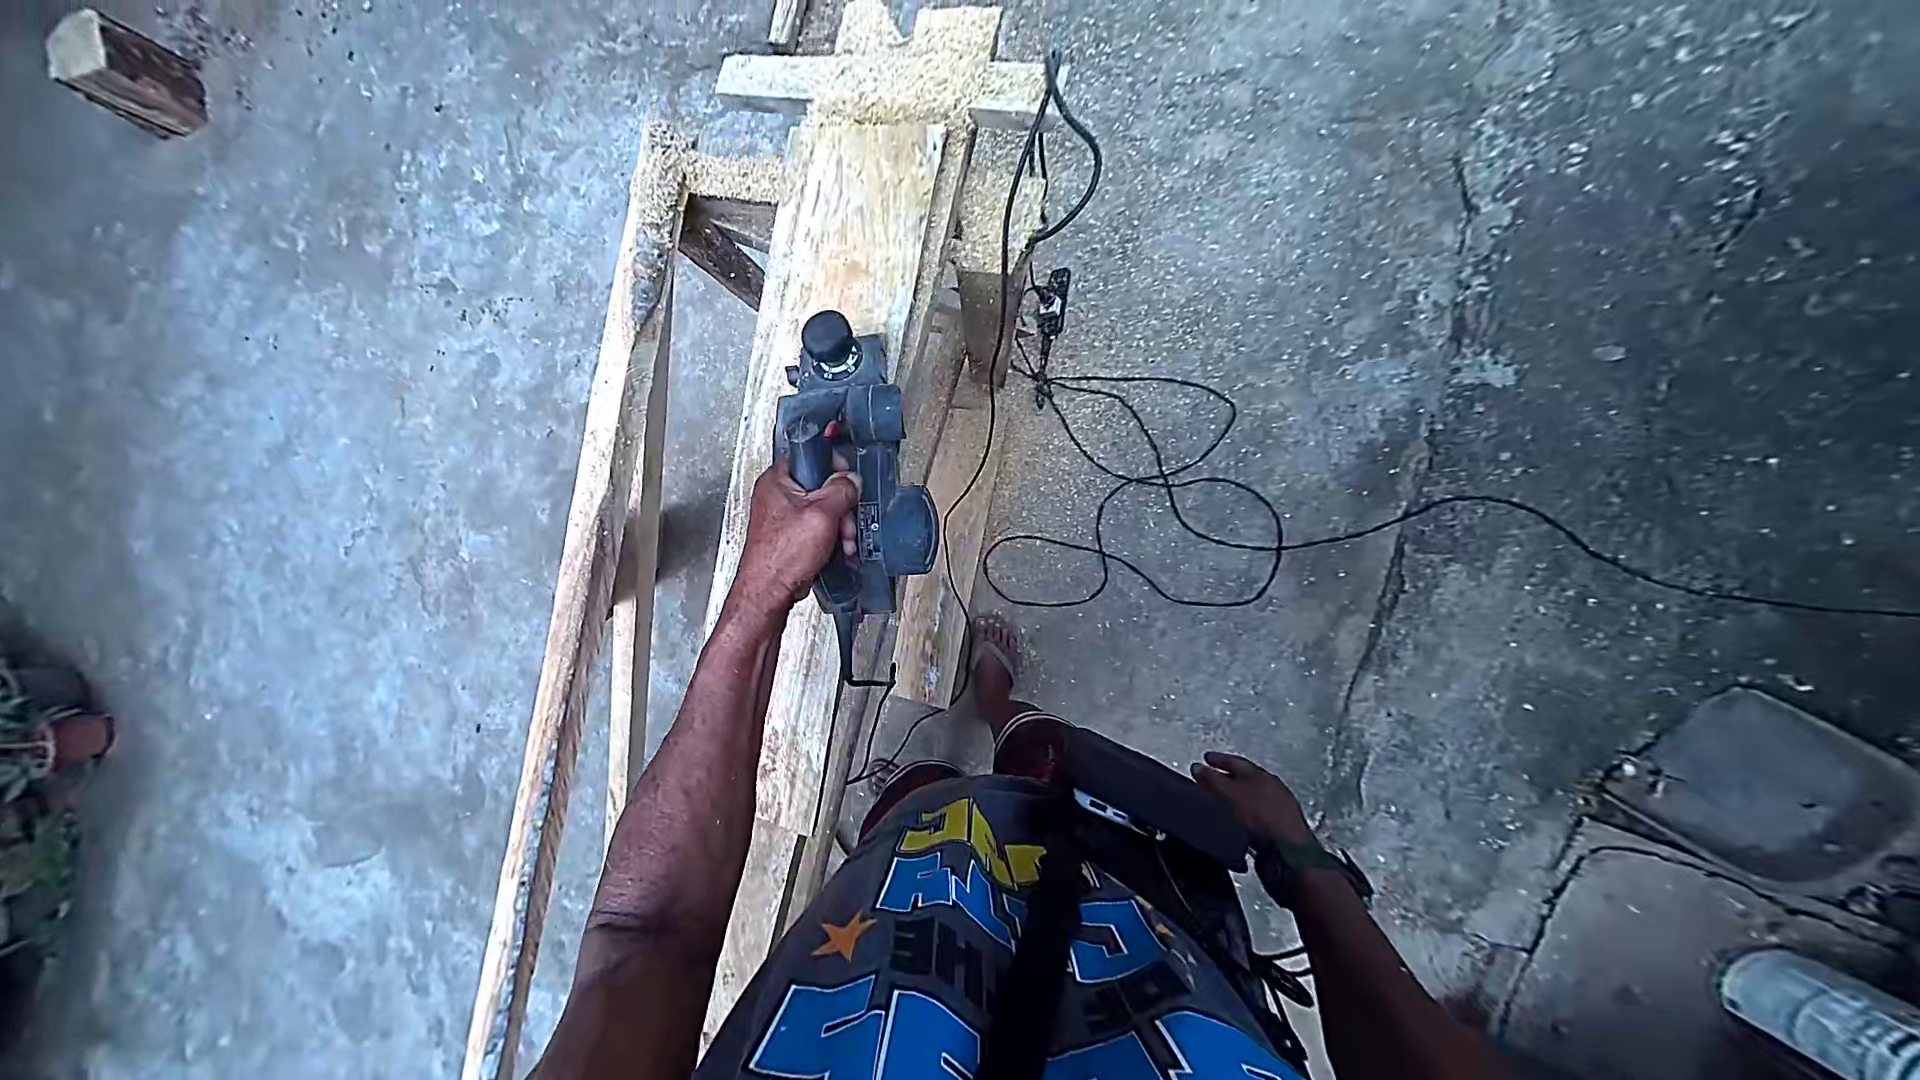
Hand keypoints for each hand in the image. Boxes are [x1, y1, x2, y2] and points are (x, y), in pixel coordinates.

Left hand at [726, 458, 859, 621]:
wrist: (770, 591)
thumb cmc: (781, 555)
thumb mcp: (823, 514)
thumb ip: (841, 490)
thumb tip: (851, 479)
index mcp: (777, 480)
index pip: (809, 455)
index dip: (832, 464)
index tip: (845, 476)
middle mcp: (778, 495)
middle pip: (821, 486)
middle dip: (841, 505)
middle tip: (845, 519)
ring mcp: (784, 516)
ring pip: (823, 509)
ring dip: (840, 524)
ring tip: (842, 540)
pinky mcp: (791, 534)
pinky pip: (818, 526)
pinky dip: (831, 536)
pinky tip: (837, 548)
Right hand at [1191, 751, 1315, 846]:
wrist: (1288, 857)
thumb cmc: (1261, 818)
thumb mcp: (1227, 793)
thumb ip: (1210, 778)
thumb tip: (1198, 767)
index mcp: (1262, 776)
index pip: (1236, 761)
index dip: (1218, 759)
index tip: (1206, 758)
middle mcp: (1273, 791)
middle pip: (1244, 780)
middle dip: (1225, 780)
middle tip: (1209, 780)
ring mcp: (1278, 814)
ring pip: (1250, 802)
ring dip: (1233, 801)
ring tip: (1217, 805)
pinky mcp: (1278, 835)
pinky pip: (1254, 821)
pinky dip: (1241, 820)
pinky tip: (1233, 826)